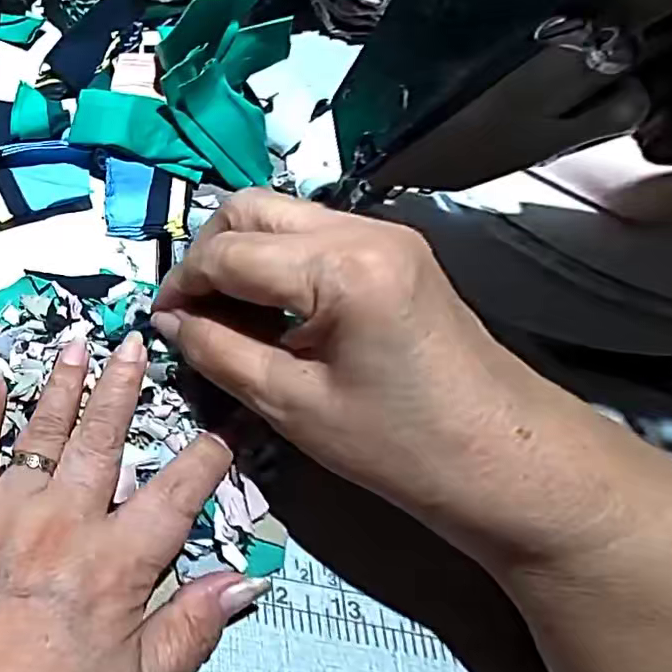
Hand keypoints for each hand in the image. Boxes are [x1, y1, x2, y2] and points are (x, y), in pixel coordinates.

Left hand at [0, 332, 270, 671]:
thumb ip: (188, 632)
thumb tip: (244, 582)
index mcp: (114, 569)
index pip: (177, 496)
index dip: (209, 456)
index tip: (229, 422)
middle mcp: (63, 525)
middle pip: (103, 442)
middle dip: (124, 389)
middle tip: (136, 344)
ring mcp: (4, 515)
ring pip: (42, 434)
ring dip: (62, 387)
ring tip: (77, 345)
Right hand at [151, 189, 648, 568]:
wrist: (510, 463)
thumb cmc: (399, 447)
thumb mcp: (290, 404)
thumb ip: (217, 351)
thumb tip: (168, 321)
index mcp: (339, 266)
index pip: (228, 252)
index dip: (181, 285)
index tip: (160, 321)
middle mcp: (362, 227)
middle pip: (250, 208)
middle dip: (206, 254)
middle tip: (191, 311)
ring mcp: (384, 233)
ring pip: (280, 214)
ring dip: (239, 254)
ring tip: (225, 313)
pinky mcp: (393, 250)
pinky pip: (311, 235)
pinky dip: (274, 261)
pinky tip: (269, 309)